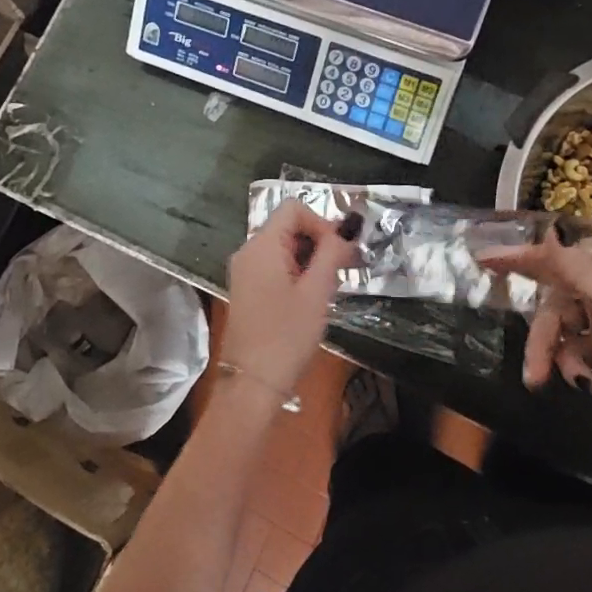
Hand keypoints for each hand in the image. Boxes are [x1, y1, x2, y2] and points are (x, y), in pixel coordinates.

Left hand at [220, 201, 351, 398]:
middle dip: (319, 242)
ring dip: (310, 260)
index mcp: (261, 245)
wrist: (252, 383)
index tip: (339, 252)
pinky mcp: (247, 290)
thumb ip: (332, 254)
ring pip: (284, 248)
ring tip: (327, 290)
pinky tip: (310, 300)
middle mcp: (248, 251)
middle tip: (341, 272)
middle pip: (289, 226)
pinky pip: (275, 266)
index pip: (294, 208)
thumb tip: (346, 230)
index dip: (321, 223)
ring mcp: (245, 272)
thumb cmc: (287, 336)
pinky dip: (296, 273)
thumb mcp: (317, 292)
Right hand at [480, 236, 591, 446]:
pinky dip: (570, 368)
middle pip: (552, 305)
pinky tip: (584, 380)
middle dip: (542, 335)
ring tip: (543, 379)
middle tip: (535, 364)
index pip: (558, 259)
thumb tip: (541, 233)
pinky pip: (567, 357)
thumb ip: (569, 267)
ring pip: (555, 334)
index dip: (520, 259)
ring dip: (550, 355)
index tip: (483, 260)